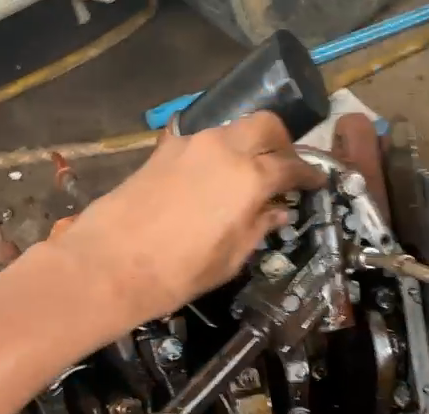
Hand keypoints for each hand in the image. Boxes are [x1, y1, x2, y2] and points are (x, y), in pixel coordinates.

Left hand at [53, 112, 324, 324]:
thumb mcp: (230, 259)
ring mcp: (191, 144)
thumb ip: (258, 228)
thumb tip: (277, 210)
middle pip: (265, 125)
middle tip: (285, 168)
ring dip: (247, 145)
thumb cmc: (178, 273)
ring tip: (249, 176)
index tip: (316, 182)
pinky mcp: (164, 150)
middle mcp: (224, 148)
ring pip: (232, 130)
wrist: (112, 263)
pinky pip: (202, 142)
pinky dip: (217, 154)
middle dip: (282, 142)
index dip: (308, 174)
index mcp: (249, 178)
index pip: (290, 165)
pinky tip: (213, 180)